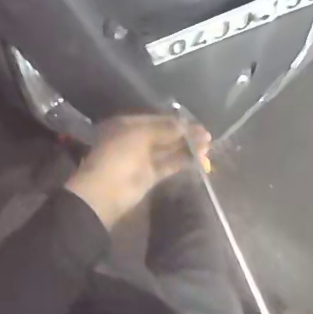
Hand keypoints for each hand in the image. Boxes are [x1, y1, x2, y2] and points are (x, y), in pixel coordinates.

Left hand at [63, 114, 209, 228]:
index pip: (156, 120)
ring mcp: (142, 158)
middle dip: (184, 134)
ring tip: (207, 147)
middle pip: (164, 134)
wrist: (104, 193)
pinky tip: (199, 159)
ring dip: (187, 148)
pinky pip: (168, 165)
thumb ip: (164, 129)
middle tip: (207, 136)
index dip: (176, 122)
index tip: (197, 124)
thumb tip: (185, 124)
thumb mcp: (140, 135)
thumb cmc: (119, 156)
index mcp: (127, 125)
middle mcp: (135, 139)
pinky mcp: (149, 176)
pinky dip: (182, 162)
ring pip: (168, 150)